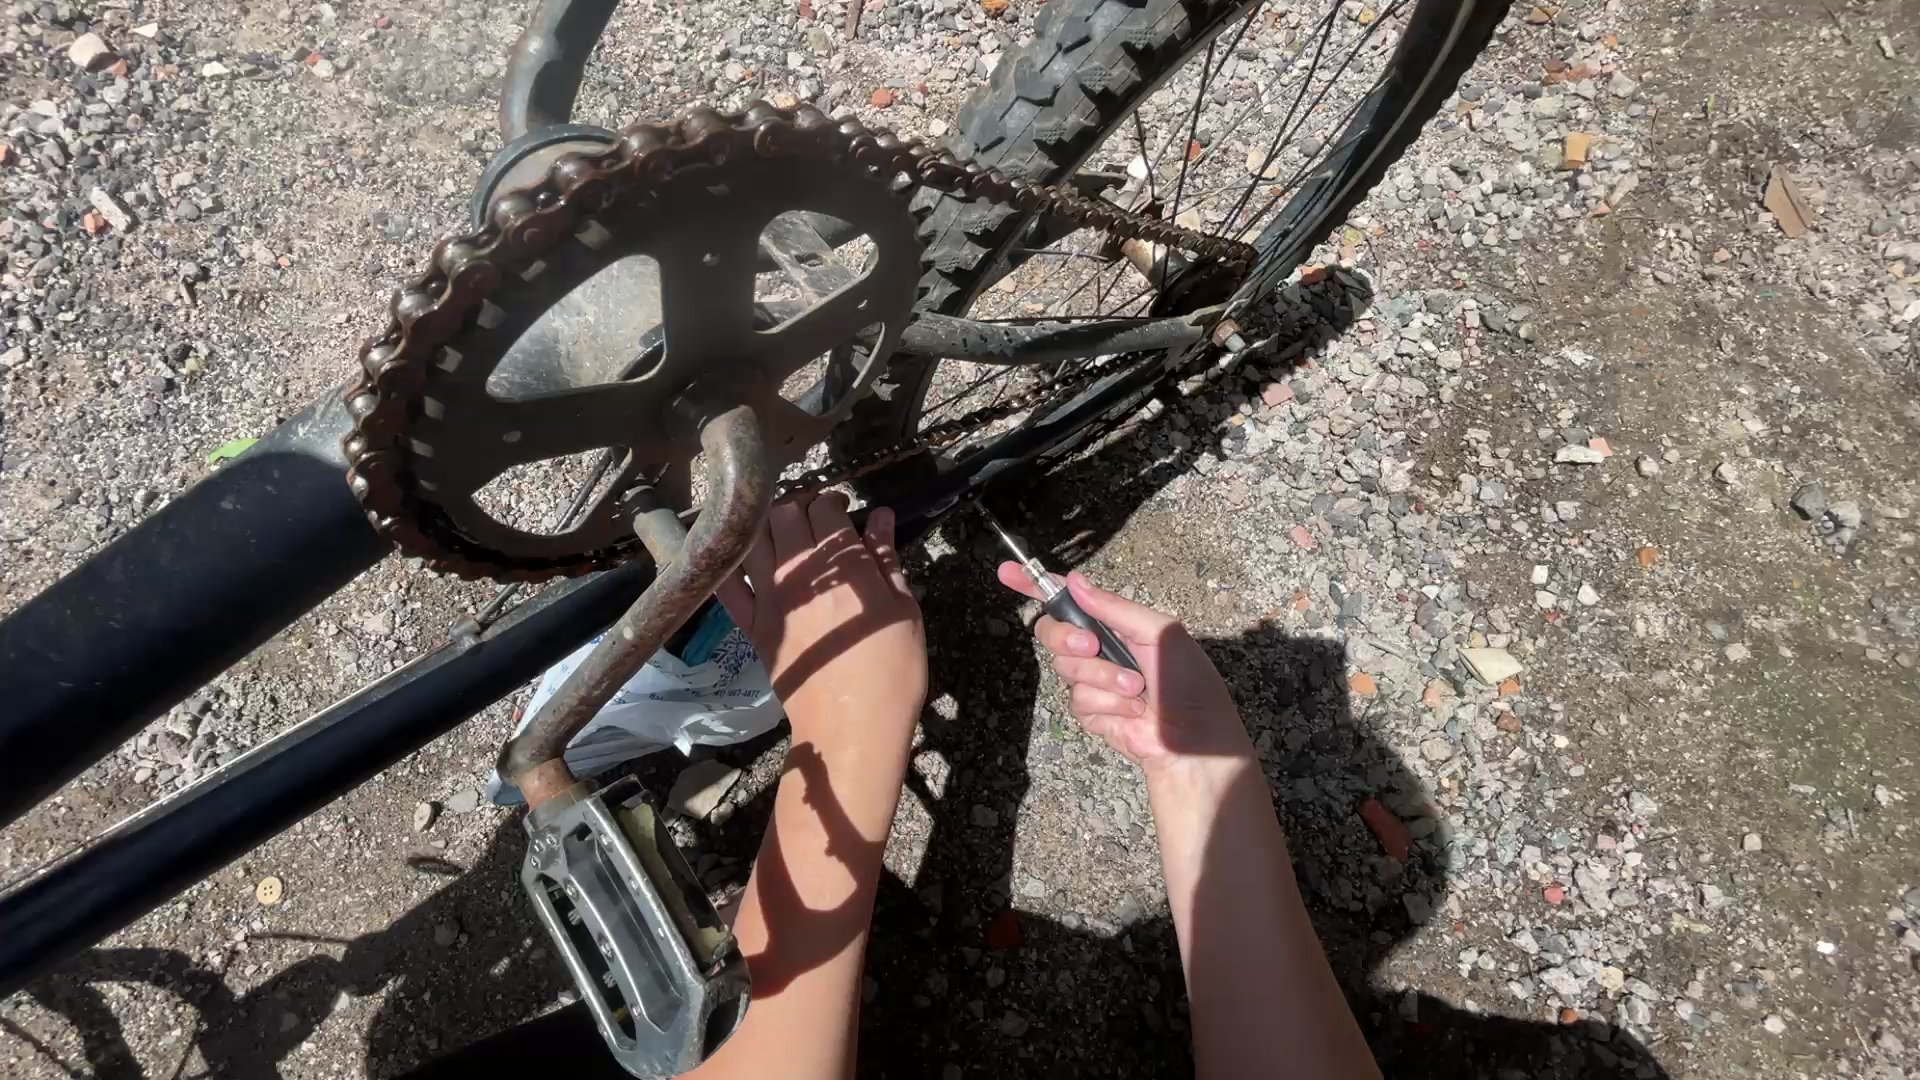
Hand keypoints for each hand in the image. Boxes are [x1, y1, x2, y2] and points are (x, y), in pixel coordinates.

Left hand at [717, 493, 925, 738]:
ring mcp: (769, 597)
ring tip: (784, 534)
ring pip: (753, 537)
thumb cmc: (892, 671)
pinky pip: (727, 586)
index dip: (836, 502)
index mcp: (845, 565)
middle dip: (800, 506)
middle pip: (785, 513)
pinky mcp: (751, 625)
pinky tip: (736, 555)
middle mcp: (801, 572)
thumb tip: (881, 517)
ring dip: (766, 523)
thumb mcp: (904, 610)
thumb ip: (888, 559)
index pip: (827, 509)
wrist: (852, 728)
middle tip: (816, 519)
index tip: (844, 511)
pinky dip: (727, 564)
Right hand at [996, 567, 1250, 770]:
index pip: (1067, 599)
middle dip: (1066, 639)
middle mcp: (1099, 648)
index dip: (1034, 585)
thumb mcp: (1159, 632)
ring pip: (1066, 669)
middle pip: (1052, 632)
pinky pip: (1079, 700)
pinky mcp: (1091, 712)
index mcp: (1115, 623)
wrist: (1195, 739)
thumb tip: (1073, 580)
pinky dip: (1107, 705)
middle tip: (1091, 647)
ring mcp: (1092, 680)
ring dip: (1103, 678)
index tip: (1008, 572)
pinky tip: (1131, 713)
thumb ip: (1114, 608)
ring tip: (1137, 691)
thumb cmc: (1187, 681)